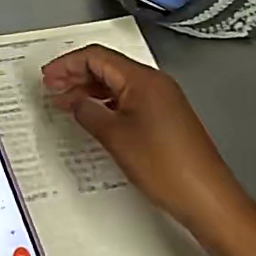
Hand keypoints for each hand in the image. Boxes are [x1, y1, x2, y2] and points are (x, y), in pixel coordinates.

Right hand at [41, 44, 237, 219]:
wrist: (207, 198)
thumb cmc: (164, 165)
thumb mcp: (115, 136)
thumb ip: (88, 112)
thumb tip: (75, 102)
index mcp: (143, 79)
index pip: (97, 56)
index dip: (67, 64)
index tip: (47, 76)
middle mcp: (154, 82)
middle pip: (107, 66)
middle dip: (76, 75)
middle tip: (51, 87)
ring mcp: (162, 99)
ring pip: (116, 83)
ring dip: (89, 90)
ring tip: (65, 103)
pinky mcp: (165, 116)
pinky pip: (128, 99)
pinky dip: (105, 103)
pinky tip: (92, 115)